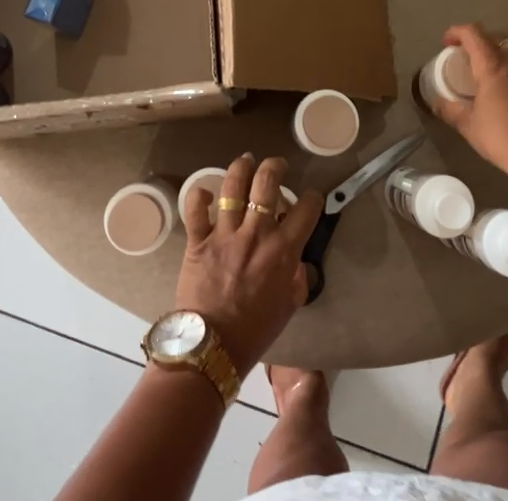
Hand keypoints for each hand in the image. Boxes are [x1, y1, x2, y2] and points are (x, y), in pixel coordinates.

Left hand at [175, 153, 321, 376]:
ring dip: (241, 168)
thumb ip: (297, 279)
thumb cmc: (256, 329)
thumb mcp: (289, 306)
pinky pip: (196, 208)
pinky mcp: (197, 240)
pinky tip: (206, 192)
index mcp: (284, 249)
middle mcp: (256, 233)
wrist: (213, 346)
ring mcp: (225, 234)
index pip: (306, 208)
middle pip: (267, 183)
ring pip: (233, 186)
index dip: (311, 198)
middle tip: (276, 165)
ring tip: (245, 161)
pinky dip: (200, 196)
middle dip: (275, 167)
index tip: (309, 198)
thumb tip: (298, 263)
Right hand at [433, 24, 507, 178]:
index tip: (445, 44)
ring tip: (475, 73)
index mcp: (492, 64)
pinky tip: (494, 90)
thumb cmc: (501, 135)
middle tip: (459, 57)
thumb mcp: (467, 124)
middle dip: (473, 41)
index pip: (473, 33)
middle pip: (491, 37)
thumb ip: (449, 109)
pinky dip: (500, 69)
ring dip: (489, 55)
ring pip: (506, 51)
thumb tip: (436, 102)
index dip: (456, 32)